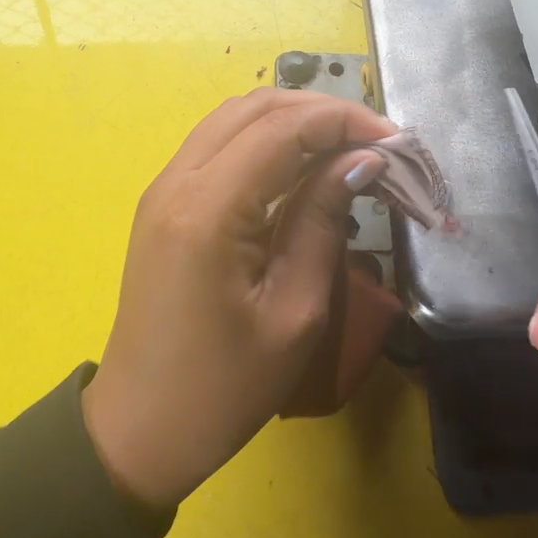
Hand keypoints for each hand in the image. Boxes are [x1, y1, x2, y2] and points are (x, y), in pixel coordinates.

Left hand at [82, 89, 396, 508]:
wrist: (141, 429)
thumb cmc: (225, 387)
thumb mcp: (294, 312)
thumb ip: (323, 220)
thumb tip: (361, 159)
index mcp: (207, 210)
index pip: (282, 128)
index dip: (344, 121)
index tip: (396, 141)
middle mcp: (177, 182)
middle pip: (256, 108)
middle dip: (322, 112)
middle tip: (377, 141)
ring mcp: (164, 189)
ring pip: (234, 117)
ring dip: (294, 119)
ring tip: (348, 147)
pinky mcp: (165, 202)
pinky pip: (219, 144)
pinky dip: (266, 139)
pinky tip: (303, 164)